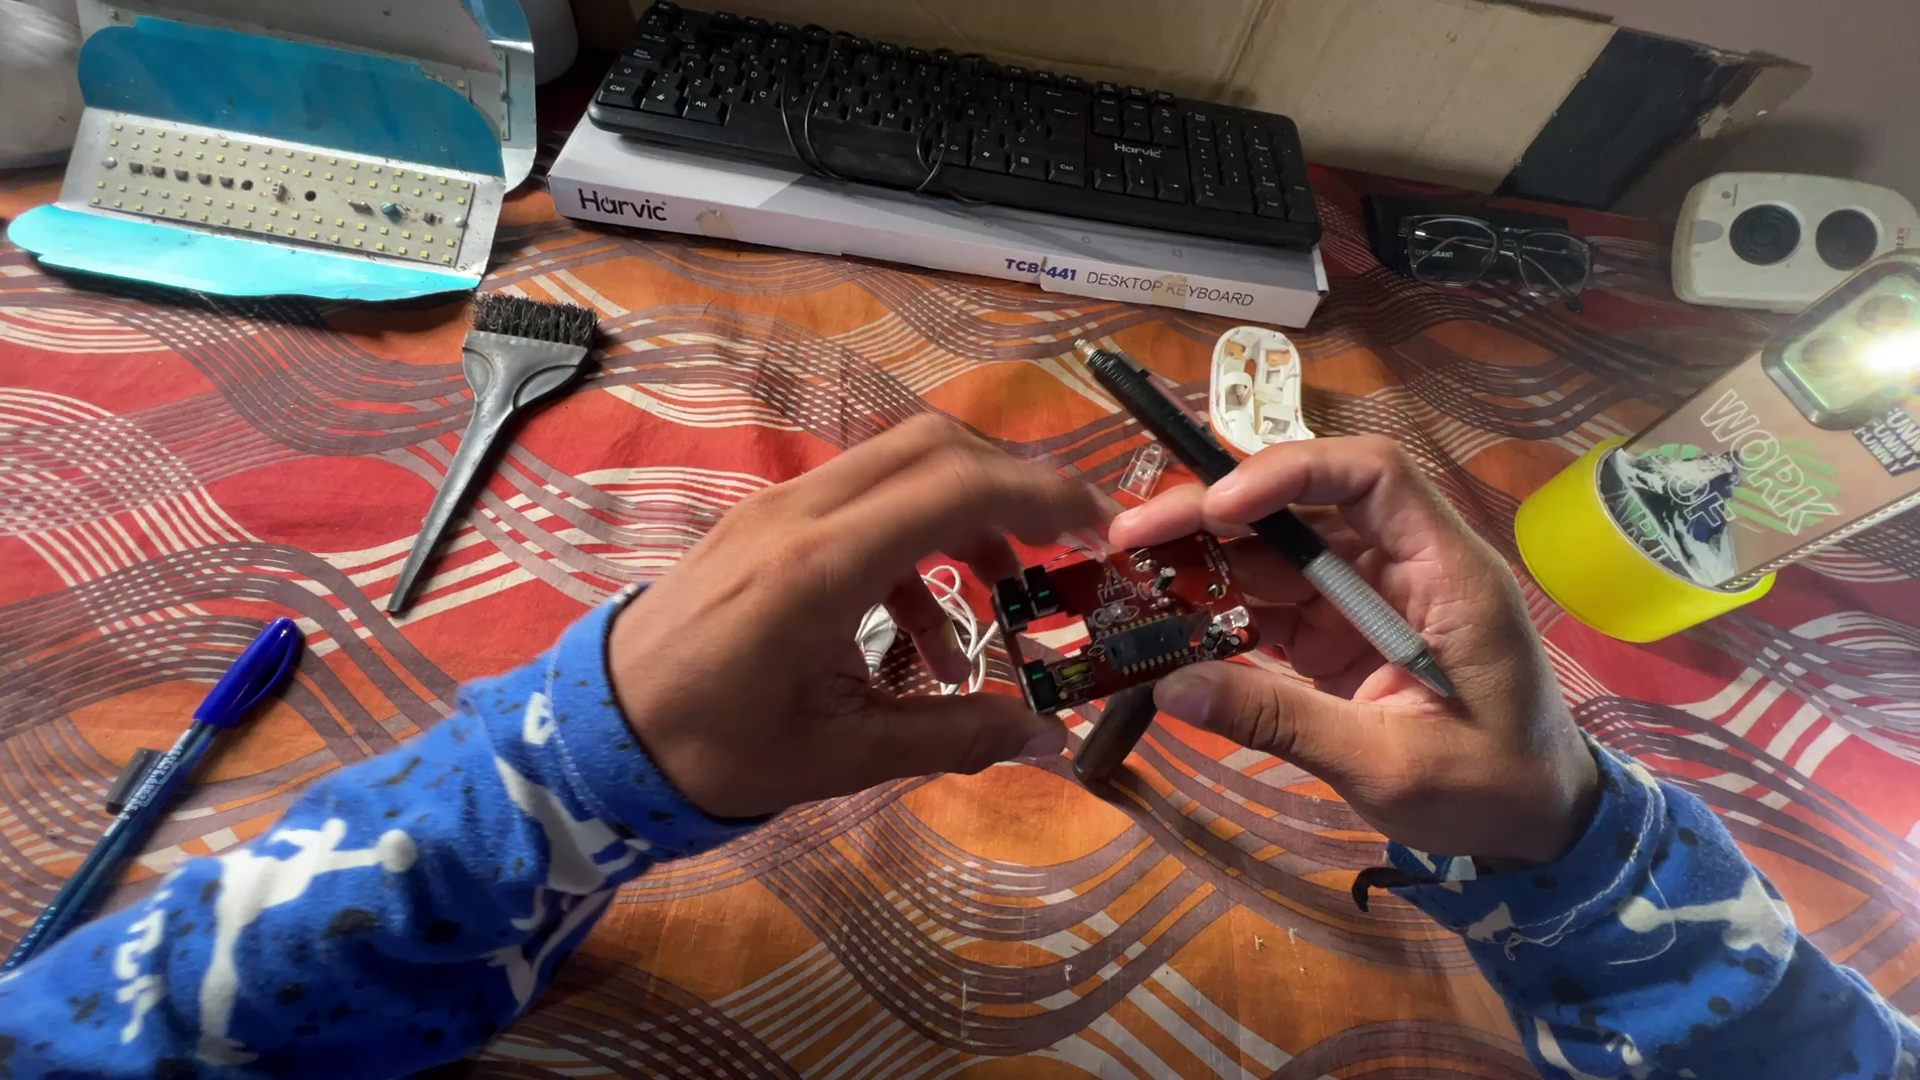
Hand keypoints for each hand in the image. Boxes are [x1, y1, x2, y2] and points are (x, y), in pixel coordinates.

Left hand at [608, 416, 1106, 818]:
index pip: (956, 485)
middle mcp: (804, 510)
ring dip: (967, 516)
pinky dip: (915, 546)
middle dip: (1016, 486)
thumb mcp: (841, 756)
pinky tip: (921, 627)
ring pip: (901, 465)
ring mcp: (782, 504)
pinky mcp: (771, 517)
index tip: (1100, 527)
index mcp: (822, 565)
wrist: (597, 731)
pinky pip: (865, 501)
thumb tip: (1047, 738)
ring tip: (1002, 595)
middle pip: (935, 447)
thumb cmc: (712, 749)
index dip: (1043, 494)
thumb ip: (953, 738)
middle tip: (1065, 543)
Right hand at [1108, 436, 1598, 865]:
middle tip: (1129, 535)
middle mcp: (1395, 565)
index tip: (1218, 508)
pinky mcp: (1330, 626)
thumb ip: (1281, 721)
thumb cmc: (1491, 789)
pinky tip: (1162, 614)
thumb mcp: (1388, 763)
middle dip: (1209, 514)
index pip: (1372, 476)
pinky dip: (1211, 604)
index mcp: (1442, 573)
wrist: (1531, 828)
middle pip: (1296, 507)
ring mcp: (1357, 594)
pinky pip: (1261, 599)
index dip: (1291, 473)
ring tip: (1127, 572)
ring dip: (1197, 557)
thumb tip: (1170, 689)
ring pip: (1267, 549)